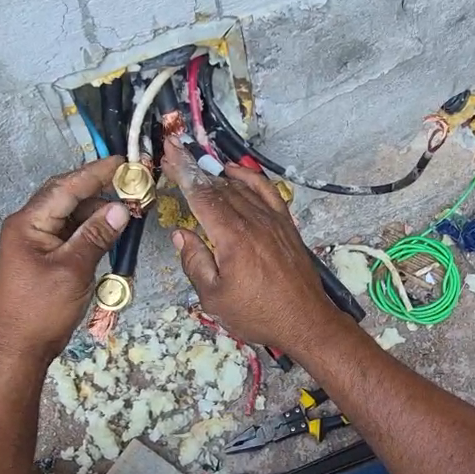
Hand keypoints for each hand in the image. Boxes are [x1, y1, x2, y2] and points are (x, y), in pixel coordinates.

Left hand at [0, 157, 128, 361]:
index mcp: (28, 223)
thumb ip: (97, 235)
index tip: (122, 162)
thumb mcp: (74, 269)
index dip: (95, 173)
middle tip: (129, 183)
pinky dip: (91, 229)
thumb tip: (120, 208)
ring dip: (97, 211)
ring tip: (127, 210)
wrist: (21, 347)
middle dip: (97, 189)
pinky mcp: (43, 256)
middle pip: (65, 196)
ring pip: (70, 215)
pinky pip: (70, 233)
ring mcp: (35, 241)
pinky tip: (111, 231)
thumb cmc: (43, 309)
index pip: (65, 188)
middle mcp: (28, 225)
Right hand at [164, 143, 341, 349]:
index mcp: (232, 237)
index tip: (169, 152)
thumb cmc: (258, 314)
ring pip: (240, 188)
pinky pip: (267, 192)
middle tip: (174, 158)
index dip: (182, 172)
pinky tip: (236, 172)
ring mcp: (273, 220)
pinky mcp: (286, 225)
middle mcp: (253, 221)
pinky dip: (250, 178)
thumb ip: (195, 262)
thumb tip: (181, 235)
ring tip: (196, 167)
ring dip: (215, 175)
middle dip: (194, 170)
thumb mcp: (214, 298)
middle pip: (218, 187)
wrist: (305, 321)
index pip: (201, 196)